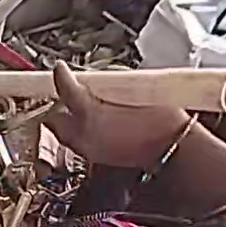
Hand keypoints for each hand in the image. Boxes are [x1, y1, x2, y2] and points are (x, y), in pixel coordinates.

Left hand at [45, 62, 191, 171]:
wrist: (171, 147)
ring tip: (80, 108)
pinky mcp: (94, 157)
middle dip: (59, 105)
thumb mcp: (136, 90)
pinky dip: (79, 131)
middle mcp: (82, 134)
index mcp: (89, 115)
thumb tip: (103, 80)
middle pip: (55, 118)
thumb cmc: (160, 119)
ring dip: (67, 120)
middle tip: (70, 92)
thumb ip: (112, 84)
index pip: (66, 91)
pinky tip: (94, 123)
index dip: (62, 77)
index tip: (60, 68)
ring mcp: (86, 149)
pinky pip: (76, 142)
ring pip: (63, 133)